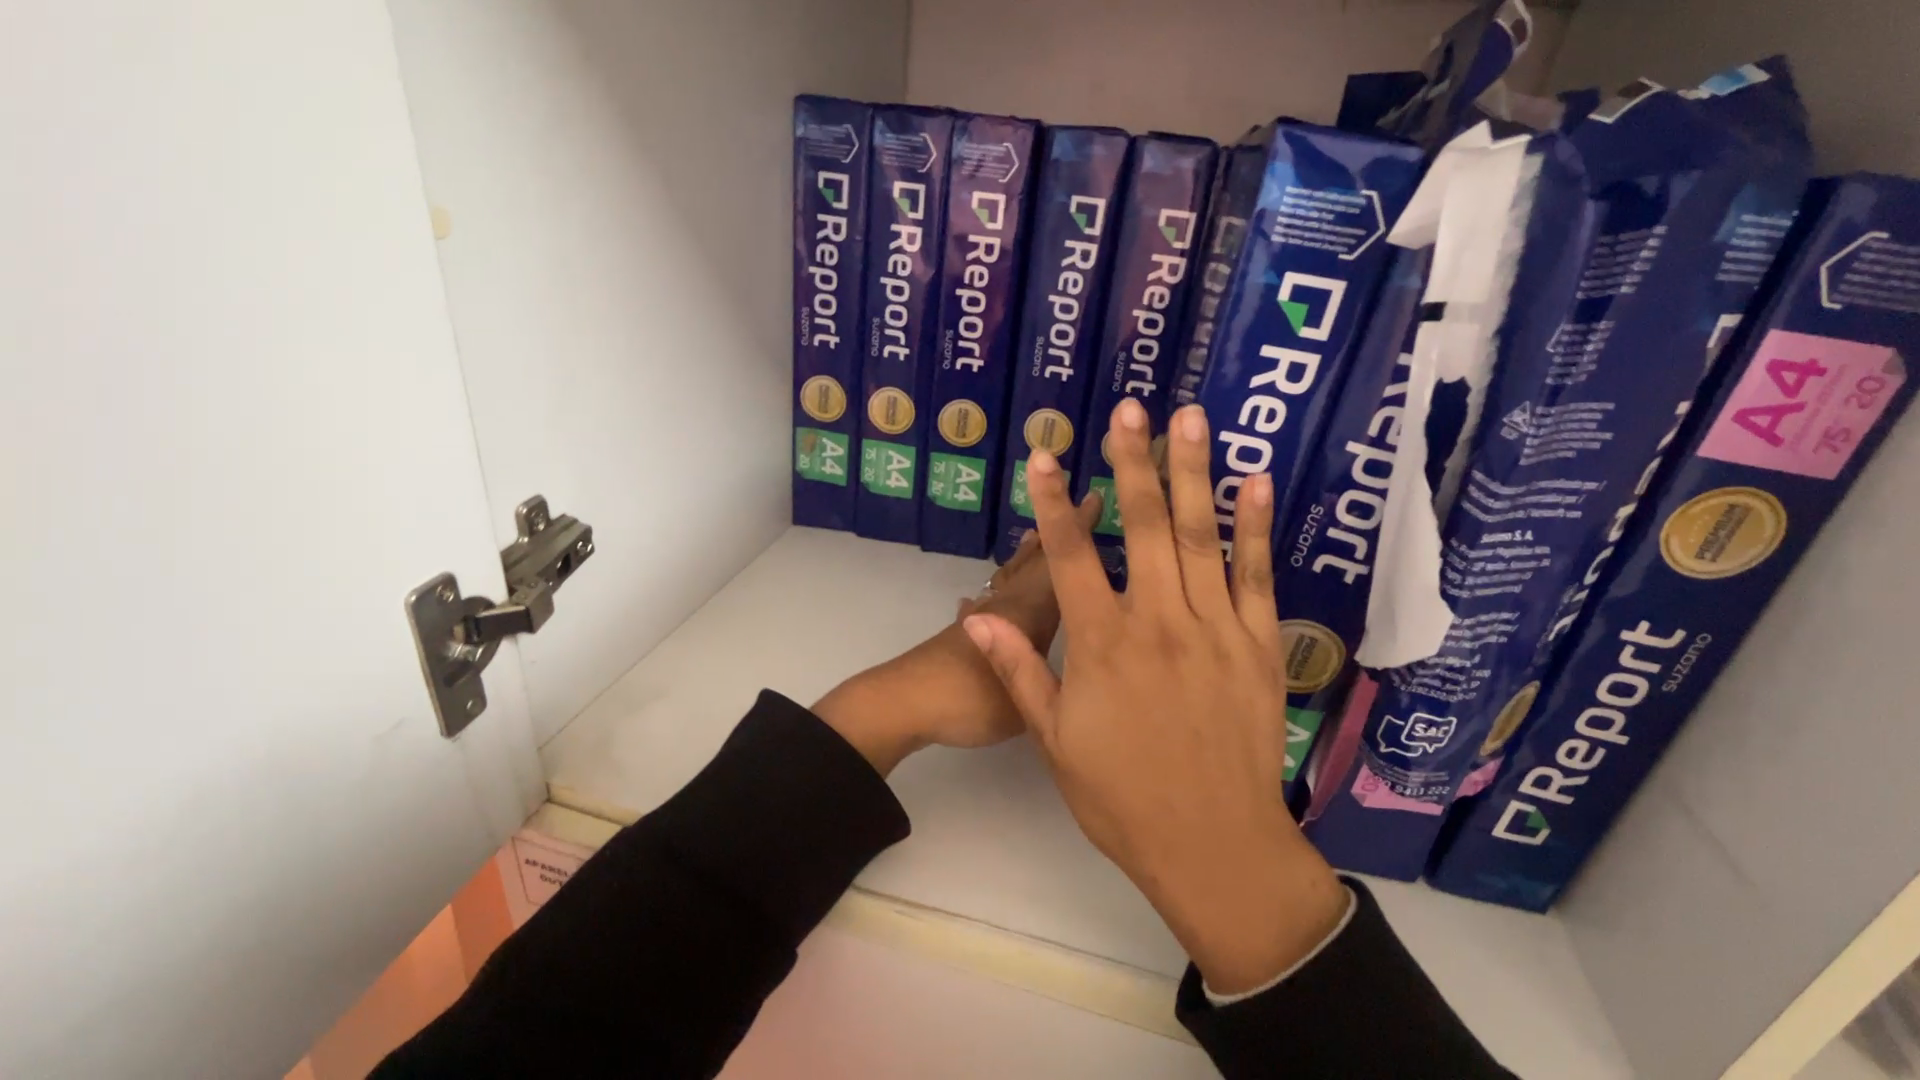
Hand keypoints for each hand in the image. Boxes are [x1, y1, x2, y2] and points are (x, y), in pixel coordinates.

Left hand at [813, 505, 1095, 776]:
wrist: (902, 705)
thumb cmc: (972, 700)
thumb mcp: (1027, 703)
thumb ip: (1055, 684)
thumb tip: (1080, 672)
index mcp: (1028, 613)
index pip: (1059, 564)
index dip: (1077, 532)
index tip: (1093, 497)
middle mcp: (1004, 607)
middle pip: (1033, 565)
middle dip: (1055, 537)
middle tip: (1075, 508)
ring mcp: (978, 619)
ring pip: (1006, 580)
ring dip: (1024, 559)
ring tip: (1035, 537)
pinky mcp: (958, 636)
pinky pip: (983, 606)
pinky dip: (990, 596)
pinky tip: (978, 599)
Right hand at [962, 398, 1346, 994]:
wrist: (1213, 845)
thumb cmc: (1122, 797)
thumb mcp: (1055, 740)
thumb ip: (1022, 670)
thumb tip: (980, 617)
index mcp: (1104, 645)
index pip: (1071, 558)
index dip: (1057, 502)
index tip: (1047, 454)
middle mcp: (1160, 623)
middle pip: (1143, 528)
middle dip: (1132, 462)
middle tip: (1129, 408)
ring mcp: (1216, 630)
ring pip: (1201, 538)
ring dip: (1193, 474)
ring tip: (1189, 420)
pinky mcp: (1260, 646)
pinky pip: (1259, 577)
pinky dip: (1255, 528)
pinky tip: (1254, 483)